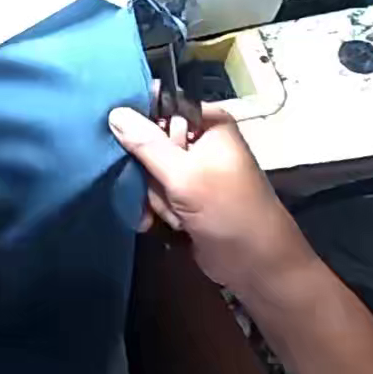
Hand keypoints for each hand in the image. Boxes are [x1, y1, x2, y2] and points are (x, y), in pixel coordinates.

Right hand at [107, 106, 321, 298]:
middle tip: (162, 191)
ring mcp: (190, 169)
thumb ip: (147, 144)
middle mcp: (198, 140)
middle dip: (148, 172)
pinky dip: (155, 209)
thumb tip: (115, 113)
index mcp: (207, 122)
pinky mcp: (183, 195)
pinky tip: (160, 224)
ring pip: (146, 170)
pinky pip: (153, 191)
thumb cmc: (229, 212)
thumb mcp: (185, 175)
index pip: (160, 105)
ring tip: (175, 215)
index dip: (140, 122)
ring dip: (154, 196)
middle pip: (148, 140)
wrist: (257, 268)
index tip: (123, 140)